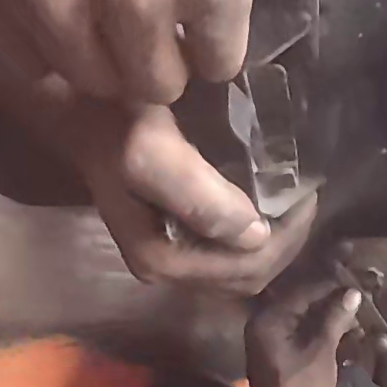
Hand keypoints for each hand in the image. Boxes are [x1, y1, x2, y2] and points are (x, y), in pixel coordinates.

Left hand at [0, 0, 265, 104]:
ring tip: (180, 12)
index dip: (60, 54)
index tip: (86, 36)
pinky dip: (220, 42)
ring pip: (156, 81)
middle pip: (92, 80)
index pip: (16, 67)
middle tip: (136, 18)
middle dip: (116, 55)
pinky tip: (215, 0)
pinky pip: (219, 59)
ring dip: (171, 56)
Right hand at [0, 75, 314, 290]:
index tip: (305, 197)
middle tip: (305, 199)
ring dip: (276, 242)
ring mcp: (172, 260)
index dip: (284, 240)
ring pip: (244, 271)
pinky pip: (232, 255)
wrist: (81, 109)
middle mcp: (167, 271)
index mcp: (162, 259)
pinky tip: (270, 206)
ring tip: (293, 202)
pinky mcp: (177, 243)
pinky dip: (259, 236)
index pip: (246, 269)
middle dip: (286, 243)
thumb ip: (199, 198)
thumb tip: (255, 236)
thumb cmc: (113, 122)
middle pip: (249, 277)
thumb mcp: (150, 153)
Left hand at [245, 280, 362, 386]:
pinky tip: (353, 337)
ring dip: (334, 321)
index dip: (333, 287)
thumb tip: (353, 293)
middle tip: (365, 299)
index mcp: (269, 320)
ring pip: (309, 322)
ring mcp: (274, 343)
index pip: (304, 291)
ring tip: (364, 318)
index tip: (361, 282)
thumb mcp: (321, 353)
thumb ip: (335, 319)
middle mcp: (266, 326)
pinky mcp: (285, 359)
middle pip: (306, 305)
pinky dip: (327, 337)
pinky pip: (307, 339)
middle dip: (335, 304)